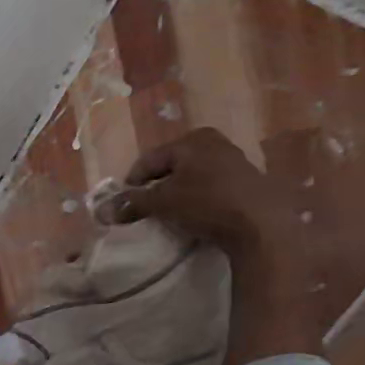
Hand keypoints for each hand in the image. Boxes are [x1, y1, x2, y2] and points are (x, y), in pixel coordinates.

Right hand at [101, 126, 324, 364]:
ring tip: (167, 216)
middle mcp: (213, 142)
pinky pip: (209, 187)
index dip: (131, 183)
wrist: (260, 224)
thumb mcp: (163, 203)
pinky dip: (196, 199)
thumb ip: (132, 203)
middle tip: (143, 211)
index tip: (122, 205)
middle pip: (170, 166)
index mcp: (191, 140)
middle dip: (154, 188)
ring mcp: (233, 160)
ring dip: (175, 194)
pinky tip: (193, 216)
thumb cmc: (206, 204)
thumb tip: (103, 211)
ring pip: (190, 177)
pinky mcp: (246, 181)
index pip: (148, 160)